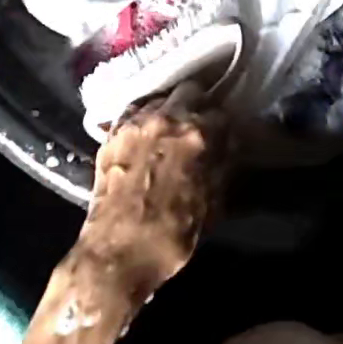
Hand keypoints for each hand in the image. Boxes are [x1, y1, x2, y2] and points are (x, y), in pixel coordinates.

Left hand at [73, 80, 226, 299]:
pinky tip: (146, 127)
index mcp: (198, 135)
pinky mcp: (114, 129)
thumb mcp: (210, 205)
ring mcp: (137, 120)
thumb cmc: (170, 236)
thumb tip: (228, 148)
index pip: (221, 113)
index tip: (223, 134)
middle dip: (198, 103)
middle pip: (190, 90)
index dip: (224, 125)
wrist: (116, 253)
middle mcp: (168, 117)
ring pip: (161, 95)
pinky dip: (144, 113)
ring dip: (170, 106)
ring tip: (171, 123)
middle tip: (198, 120)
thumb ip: (221, 167)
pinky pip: (134, 108)